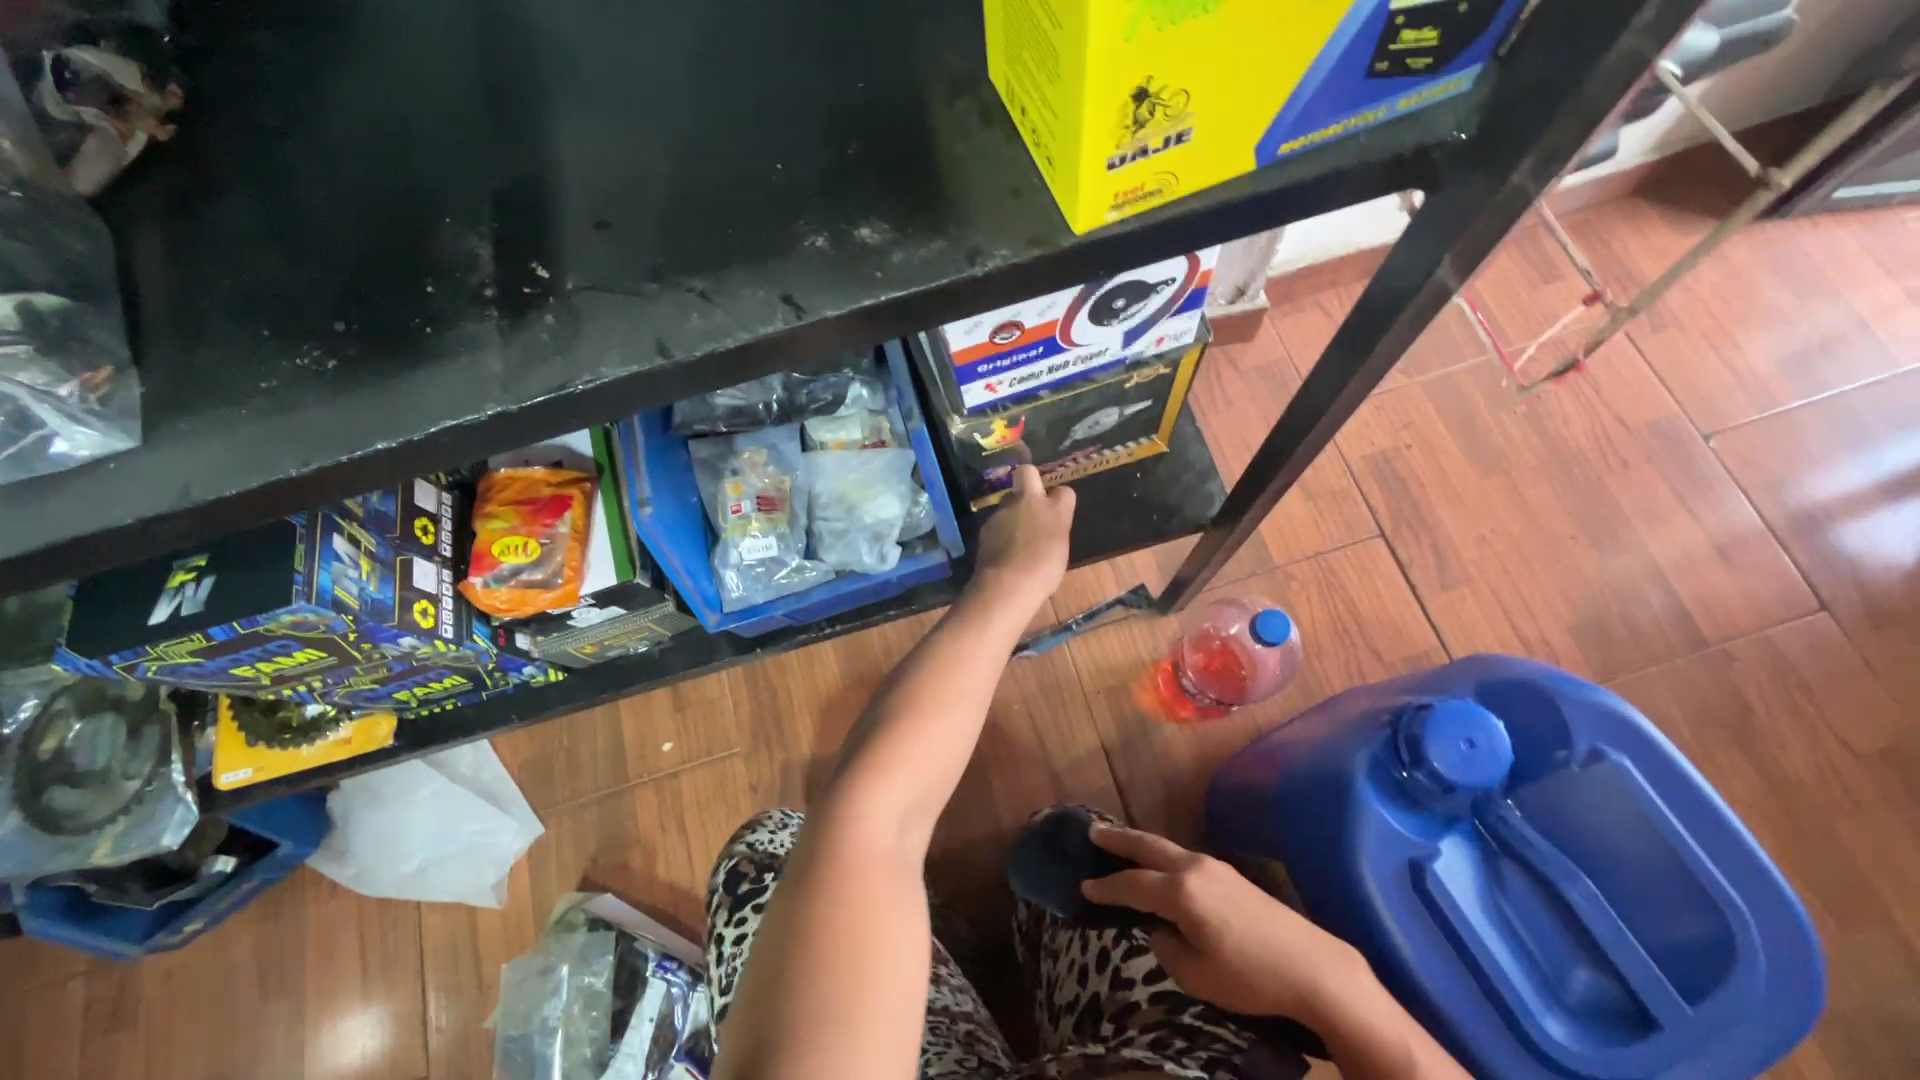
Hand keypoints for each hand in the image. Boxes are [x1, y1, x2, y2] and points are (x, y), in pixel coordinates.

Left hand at [974, 465, 1074, 607]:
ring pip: (1007, 499)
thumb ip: (1054, 532)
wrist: (1008, 584)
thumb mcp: (1059, 551)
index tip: (1057, 510)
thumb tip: (1048, 528)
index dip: (1060, 499)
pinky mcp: (986, 525)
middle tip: (1030, 500)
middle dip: (1028, 478)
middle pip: (1027, 472)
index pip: (1064, 491)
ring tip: (1014, 535)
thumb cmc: (1043, 572)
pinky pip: (996, 521)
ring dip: (1012, 510)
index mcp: (1055, 510)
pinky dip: (999, 530)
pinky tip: (1001, 549)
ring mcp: (1004, 511)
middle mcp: (1028, 502)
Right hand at [1081, 824, 1367, 1024]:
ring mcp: (1217, 868)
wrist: (1313, 969)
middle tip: (1091, 832)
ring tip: (1121, 843)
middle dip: (1118, 839)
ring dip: (1142, 845)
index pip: (1131, 885)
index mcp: (1180, 892)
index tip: (1082, 886)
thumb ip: (1167, 947)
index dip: (1104, 888)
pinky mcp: (1234, 876)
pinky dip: (1163, 856)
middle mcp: (1195, 869)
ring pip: (1168, 848)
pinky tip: (1161, 866)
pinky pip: (1185, 858)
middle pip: (1148, 847)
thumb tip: (1162, 930)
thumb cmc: (1249, 976)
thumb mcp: (1196, 975)